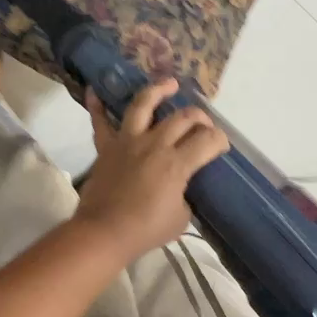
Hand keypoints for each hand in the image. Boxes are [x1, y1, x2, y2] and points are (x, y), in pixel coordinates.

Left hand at [74, 80, 228, 256]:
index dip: (220, 140)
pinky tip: (95, 90)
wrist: (104, 232)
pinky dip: (97, 106)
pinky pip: (100, 122)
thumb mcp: (180, 217)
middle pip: (183, 118)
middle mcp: (154, 144)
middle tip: (203, 125)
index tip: (220, 146)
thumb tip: (177, 186)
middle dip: (199, 117)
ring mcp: (127, 141)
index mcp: (176, 163)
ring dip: (158, 90)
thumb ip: (183, 194)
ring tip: (170, 84)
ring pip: (143, 105)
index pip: (208, 140)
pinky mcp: (106, 147)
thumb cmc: (145, 230)